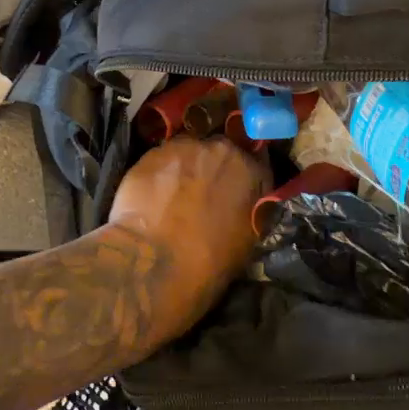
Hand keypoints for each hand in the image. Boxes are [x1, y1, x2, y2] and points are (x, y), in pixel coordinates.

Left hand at [108, 135, 269, 346]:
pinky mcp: (153, 153)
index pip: (255, 161)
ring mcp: (185, 147)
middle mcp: (222, 149)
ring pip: (188, 151)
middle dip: (212, 167)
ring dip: (185, 167)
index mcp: (252, 171)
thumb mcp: (248, 239)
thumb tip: (241, 203)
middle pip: (219, 151)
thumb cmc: (210, 262)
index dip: (242, 175)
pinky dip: (159, 173)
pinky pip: (161, 159)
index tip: (234, 187)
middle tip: (202, 192)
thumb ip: (251, 208)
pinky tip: (153, 196)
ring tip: (174, 194)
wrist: (157, 262)